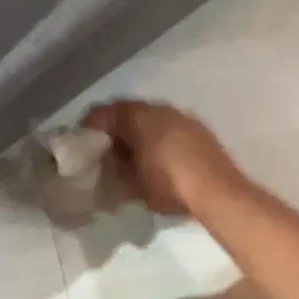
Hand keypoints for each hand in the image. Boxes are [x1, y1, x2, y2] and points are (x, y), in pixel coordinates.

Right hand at [84, 99, 248, 215]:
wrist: (218, 190)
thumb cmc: (169, 185)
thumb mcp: (133, 183)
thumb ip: (116, 168)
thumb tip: (108, 161)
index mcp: (137, 116)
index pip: (101, 113)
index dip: (88, 127)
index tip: (81, 143)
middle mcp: (159, 108)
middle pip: (127, 111)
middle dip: (114, 128)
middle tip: (106, 149)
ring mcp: (182, 116)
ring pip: (151, 117)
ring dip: (138, 131)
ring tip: (132, 154)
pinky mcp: (199, 130)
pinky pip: (170, 127)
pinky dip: (158, 137)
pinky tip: (158, 156)